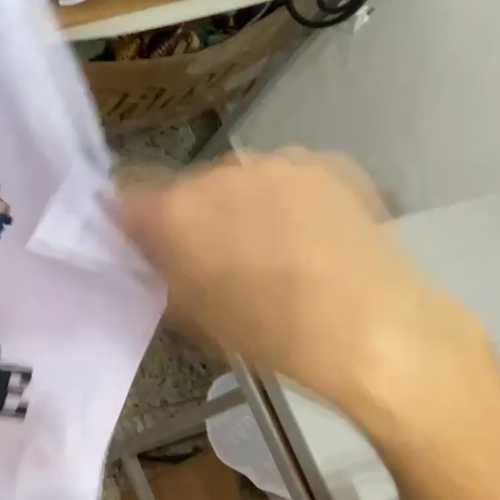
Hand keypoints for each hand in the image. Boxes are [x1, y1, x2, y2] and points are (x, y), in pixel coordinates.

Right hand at [119, 150, 493, 418]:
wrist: (372, 330)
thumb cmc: (268, 335)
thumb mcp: (190, 314)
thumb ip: (158, 269)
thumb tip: (148, 247)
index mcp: (177, 211)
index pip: (127, 199)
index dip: (130, 224)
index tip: (140, 248)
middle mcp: (220, 172)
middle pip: (185, 189)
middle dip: (190, 216)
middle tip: (208, 259)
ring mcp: (278, 163)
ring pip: (237, 181)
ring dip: (237, 207)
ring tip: (265, 250)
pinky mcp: (328, 164)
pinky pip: (285, 180)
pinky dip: (283, 202)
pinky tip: (304, 239)